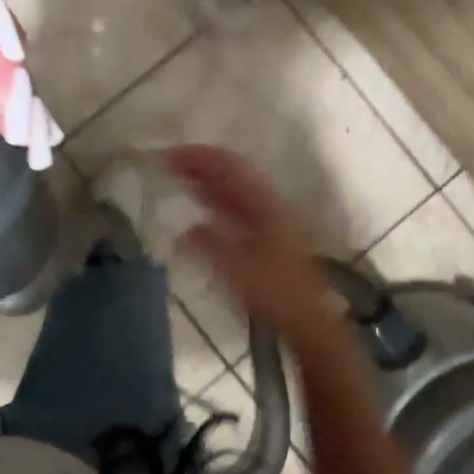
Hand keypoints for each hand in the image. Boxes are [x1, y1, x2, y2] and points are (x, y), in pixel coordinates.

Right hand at [163, 145, 333, 340]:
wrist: (307, 319)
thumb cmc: (274, 292)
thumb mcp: (236, 267)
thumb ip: (208, 244)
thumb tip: (185, 229)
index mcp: (262, 201)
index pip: (227, 164)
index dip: (197, 155)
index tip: (167, 155)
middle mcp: (265, 202)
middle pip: (229, 171)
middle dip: (198, 164)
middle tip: (165, 163)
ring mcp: (266, 216)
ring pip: (231, 188)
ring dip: (204, 179)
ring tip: (175, 177)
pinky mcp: (264, 233)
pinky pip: (234, 205)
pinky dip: (213, 199)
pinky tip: (197, 205)